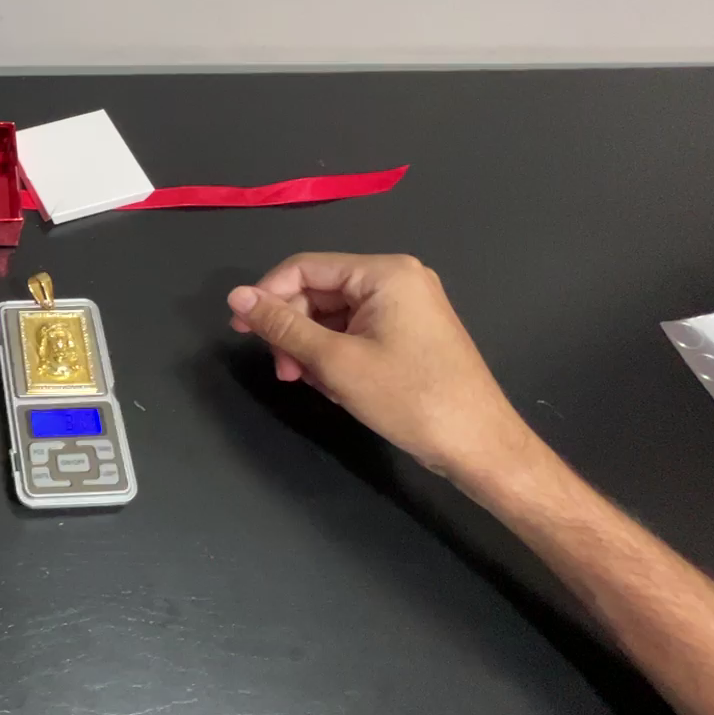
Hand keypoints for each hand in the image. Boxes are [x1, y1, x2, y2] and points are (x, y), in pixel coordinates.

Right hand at [226, 253, 533, 482]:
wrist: (478, 446)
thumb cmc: (408, 397)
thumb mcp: (333, 361)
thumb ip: (280, 325)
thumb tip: (234, 296)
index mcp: (384, 273)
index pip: (303, 268)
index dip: (266, 296)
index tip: (240, 330)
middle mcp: (395, 280)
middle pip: (314, 292)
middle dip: (290, 330)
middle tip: (282, 370)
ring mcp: (402, 306)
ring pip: (328, 315)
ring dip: (307, 347)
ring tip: (306, 381)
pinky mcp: (404, 332)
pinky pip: (349, 330)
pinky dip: (330, 354)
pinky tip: (329, 383)